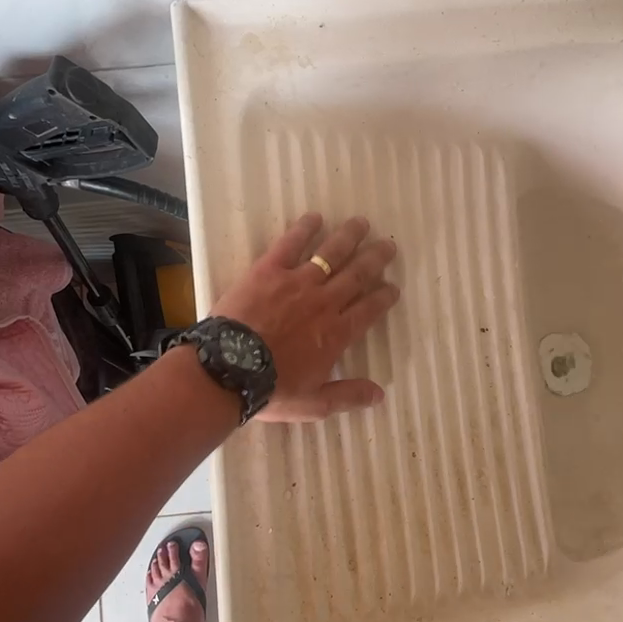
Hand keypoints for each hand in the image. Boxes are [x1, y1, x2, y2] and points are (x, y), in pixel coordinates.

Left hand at [211, 212, 400, 421]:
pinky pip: (291, 243)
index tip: (393, 287)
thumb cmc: (271, 390)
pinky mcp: (268, 270)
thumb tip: (380, 395)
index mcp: (336, 334)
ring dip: (348, 237)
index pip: (368, 310)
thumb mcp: (314, 404)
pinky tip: (314, 217)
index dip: (383, 297)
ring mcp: (297, 282)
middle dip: (375, 259)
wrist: (229, 370)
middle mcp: (323, 302)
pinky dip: (304, 229)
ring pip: (330, 253)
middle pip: (356, 275)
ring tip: (361, 223)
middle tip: (388, 245)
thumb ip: (348, 396)